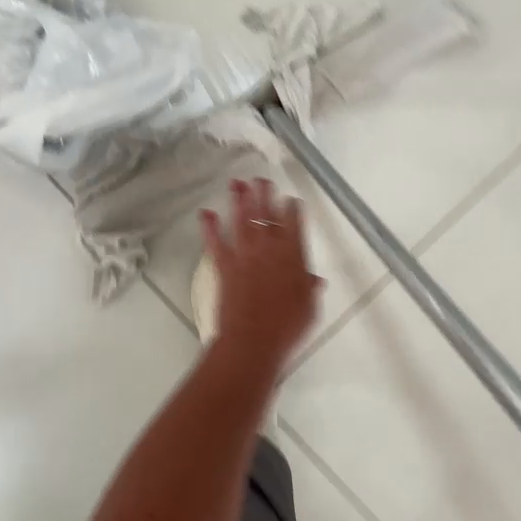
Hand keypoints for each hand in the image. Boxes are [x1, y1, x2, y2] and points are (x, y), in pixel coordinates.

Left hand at [199, 178, 323, 363]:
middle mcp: (269, 249)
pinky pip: (216, 242)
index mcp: (293, 256)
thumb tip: (314, 279)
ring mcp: (244, 255)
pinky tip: (205, 213)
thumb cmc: (287, 328)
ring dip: (239, 201)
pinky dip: (209, 227)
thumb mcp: (309, 308)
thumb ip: (309, 289)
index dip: (292, 209)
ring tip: (236, 183)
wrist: (252, 341)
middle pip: (267, 215)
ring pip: (242, 221)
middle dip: (265, 195)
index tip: (291, 199)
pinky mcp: (224, 266)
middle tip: (261, 179)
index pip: (294, 224)